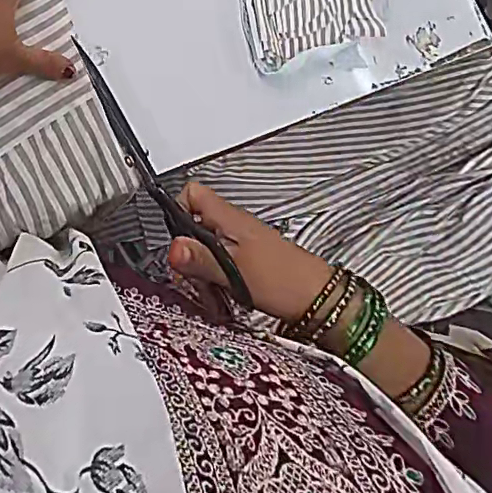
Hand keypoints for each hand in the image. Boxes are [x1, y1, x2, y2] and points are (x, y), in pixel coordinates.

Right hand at [166, 182, 335, 322]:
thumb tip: (172, 247)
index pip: (192, 193)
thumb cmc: (284, 281)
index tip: (176, 240)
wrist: (319, 298)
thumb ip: (200, 259)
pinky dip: (216, 278)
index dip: (177, 212)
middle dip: (188, 253)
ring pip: (205, 247)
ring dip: (202, 270)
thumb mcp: (233, 272)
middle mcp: (234, 224)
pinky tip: (224, 294)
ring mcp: (241, 241)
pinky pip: (220, 261)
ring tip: (212, 290)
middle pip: (193, 225)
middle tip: (195, 275)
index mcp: (228, 218)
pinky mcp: (248, 258)